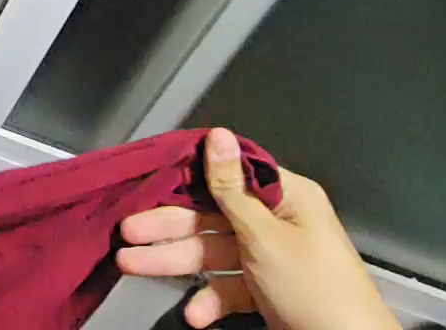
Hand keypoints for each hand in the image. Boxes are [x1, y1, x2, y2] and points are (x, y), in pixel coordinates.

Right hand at [116, 128, 401, 329]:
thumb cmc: (318, 294)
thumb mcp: (266, 237)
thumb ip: (231, 188)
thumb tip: (217, 134)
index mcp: (286, 198)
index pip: (225, 174)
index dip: (183, 177)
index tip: (146, 177)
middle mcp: (278, 222)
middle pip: (209, 216)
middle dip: (166, 228)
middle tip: (127, 232)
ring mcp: (271, 258)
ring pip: (211, 251)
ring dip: (173, 262)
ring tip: (131, 265)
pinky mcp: (268, 291)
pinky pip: (229, 286)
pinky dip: (210, 298)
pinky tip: (194, 313)